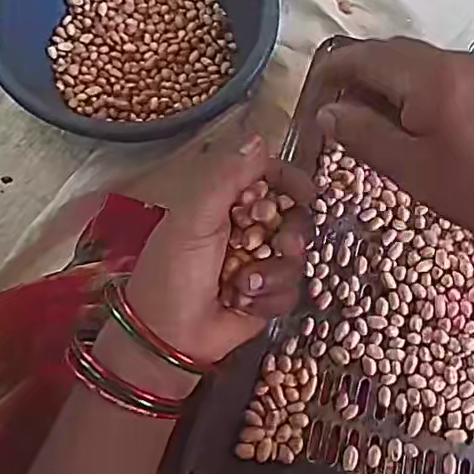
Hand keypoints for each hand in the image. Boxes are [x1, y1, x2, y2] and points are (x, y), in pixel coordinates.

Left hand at [108, 130, 312, 397]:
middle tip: (282, 246)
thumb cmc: (172, 271)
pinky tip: (241, 304)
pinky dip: (269, 298)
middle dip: (291, 234)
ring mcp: (260, 262)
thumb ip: (226, 177)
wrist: (167, 336)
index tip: (306, 195)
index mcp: (227, 202)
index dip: (292, 183)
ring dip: (272, 273)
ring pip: (297, 257)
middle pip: (296, 217)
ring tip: (242, 286)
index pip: (271, 178)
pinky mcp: (269, 296)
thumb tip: (259, 137)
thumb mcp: (194, 217)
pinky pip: (292, 289)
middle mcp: (248, 228)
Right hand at [315, 37, 473, 264]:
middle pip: (387, 54)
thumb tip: (326, 113)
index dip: (330, 74)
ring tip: (362, 127)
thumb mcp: (412, 170)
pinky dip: (408, 94)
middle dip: (353, 79)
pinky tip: (403, 126)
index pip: (363, 56)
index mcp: (430, 76)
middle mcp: (453, 60)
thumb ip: (364, 135)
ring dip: (380, 87)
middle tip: (332, 118)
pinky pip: (435, 78)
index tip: (310, 101)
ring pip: (411, 66)